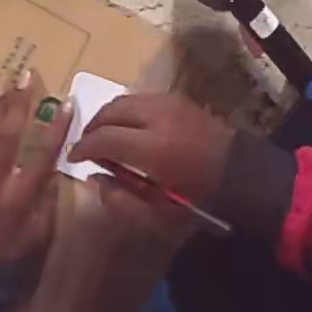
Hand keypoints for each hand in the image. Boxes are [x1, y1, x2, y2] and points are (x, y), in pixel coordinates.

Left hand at [0, 71, 72, 263]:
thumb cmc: (10, 266)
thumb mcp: (41, 239)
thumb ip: (47, 202)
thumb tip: (52, 168)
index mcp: (20, 197)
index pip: (42, 153)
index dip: (56, 126)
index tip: (66, 101)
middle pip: (7, 133)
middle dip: (18, 101)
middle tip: (25, 73)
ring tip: (1, 82)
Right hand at [67, 93, 234, 201]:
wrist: (238, 170)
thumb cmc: (199, 198)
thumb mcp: (159, 215)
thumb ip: (122, 200)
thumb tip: (95, 179)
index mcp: (152, 148)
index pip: (104, 139)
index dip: (83, 147)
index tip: (72, 157)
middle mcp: (156, 116)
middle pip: (109, 112)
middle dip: (92, 127)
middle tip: (85, 144)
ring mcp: (166, 101)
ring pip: (122, 100)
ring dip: (107, 116)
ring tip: (103, 135)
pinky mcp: (174, 96)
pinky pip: (139, 98)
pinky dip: (125, 110)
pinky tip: (126, 126)